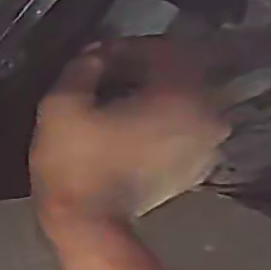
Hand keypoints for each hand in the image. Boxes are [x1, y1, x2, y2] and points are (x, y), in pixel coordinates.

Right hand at [30, 38, 229, 231]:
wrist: (87, 223)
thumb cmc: (74, 162)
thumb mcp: (60, 106)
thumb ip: (81, 70)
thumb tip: (94, 56)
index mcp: (183, 95)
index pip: (163, 49)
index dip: (126, 46)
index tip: (94, 56)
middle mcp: (210, 116)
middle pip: (179, 75)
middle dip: (141, 71)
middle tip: (103, 78)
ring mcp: (208, 147)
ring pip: (182, 104)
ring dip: (151, 98)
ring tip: (114, 106)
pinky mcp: (195, 170)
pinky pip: (181, 132)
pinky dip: (158, 125)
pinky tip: (126, 133)